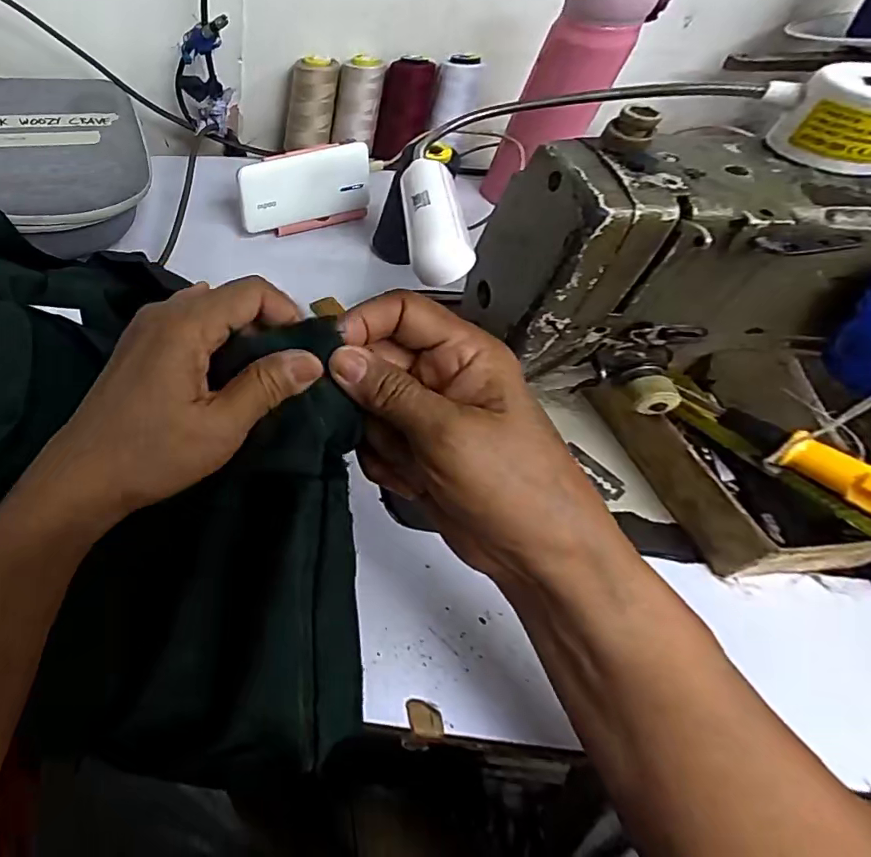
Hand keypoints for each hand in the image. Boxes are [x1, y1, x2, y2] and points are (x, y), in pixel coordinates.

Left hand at [22, 277, 323, 530]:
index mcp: (185, 323)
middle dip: (265, 324)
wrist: (81, 477)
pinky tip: (218, 378)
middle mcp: (163, 312)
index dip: (287, 311)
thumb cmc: (152, 454)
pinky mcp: (137, 344)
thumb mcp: (220, 426)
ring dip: (238, 333)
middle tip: (285, 369)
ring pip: (207, 309)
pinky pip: (186, 324)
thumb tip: (310, 359)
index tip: (304, 350)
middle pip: (229, 295)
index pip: (251, 290)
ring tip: (256, 376)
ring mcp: (145, 326)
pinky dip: (213, 339)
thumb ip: (266, 385)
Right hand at [329, 291, 619, 578]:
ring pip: (366, 403)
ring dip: (376, 434)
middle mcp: (442, 378)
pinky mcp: (414, 447)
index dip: (362, 323)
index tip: (331, 348)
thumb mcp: (449, 432)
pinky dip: (381, 460)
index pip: (401, 312)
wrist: (539, 556)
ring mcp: (426, 414)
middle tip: (365, 417)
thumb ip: (389, 391)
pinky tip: (413, 478)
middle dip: (364, 392)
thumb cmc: (526, 490)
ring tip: (408, 458)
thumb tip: (343, 359)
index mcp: (464, 355)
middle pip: (375, 358)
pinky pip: (371, 438)